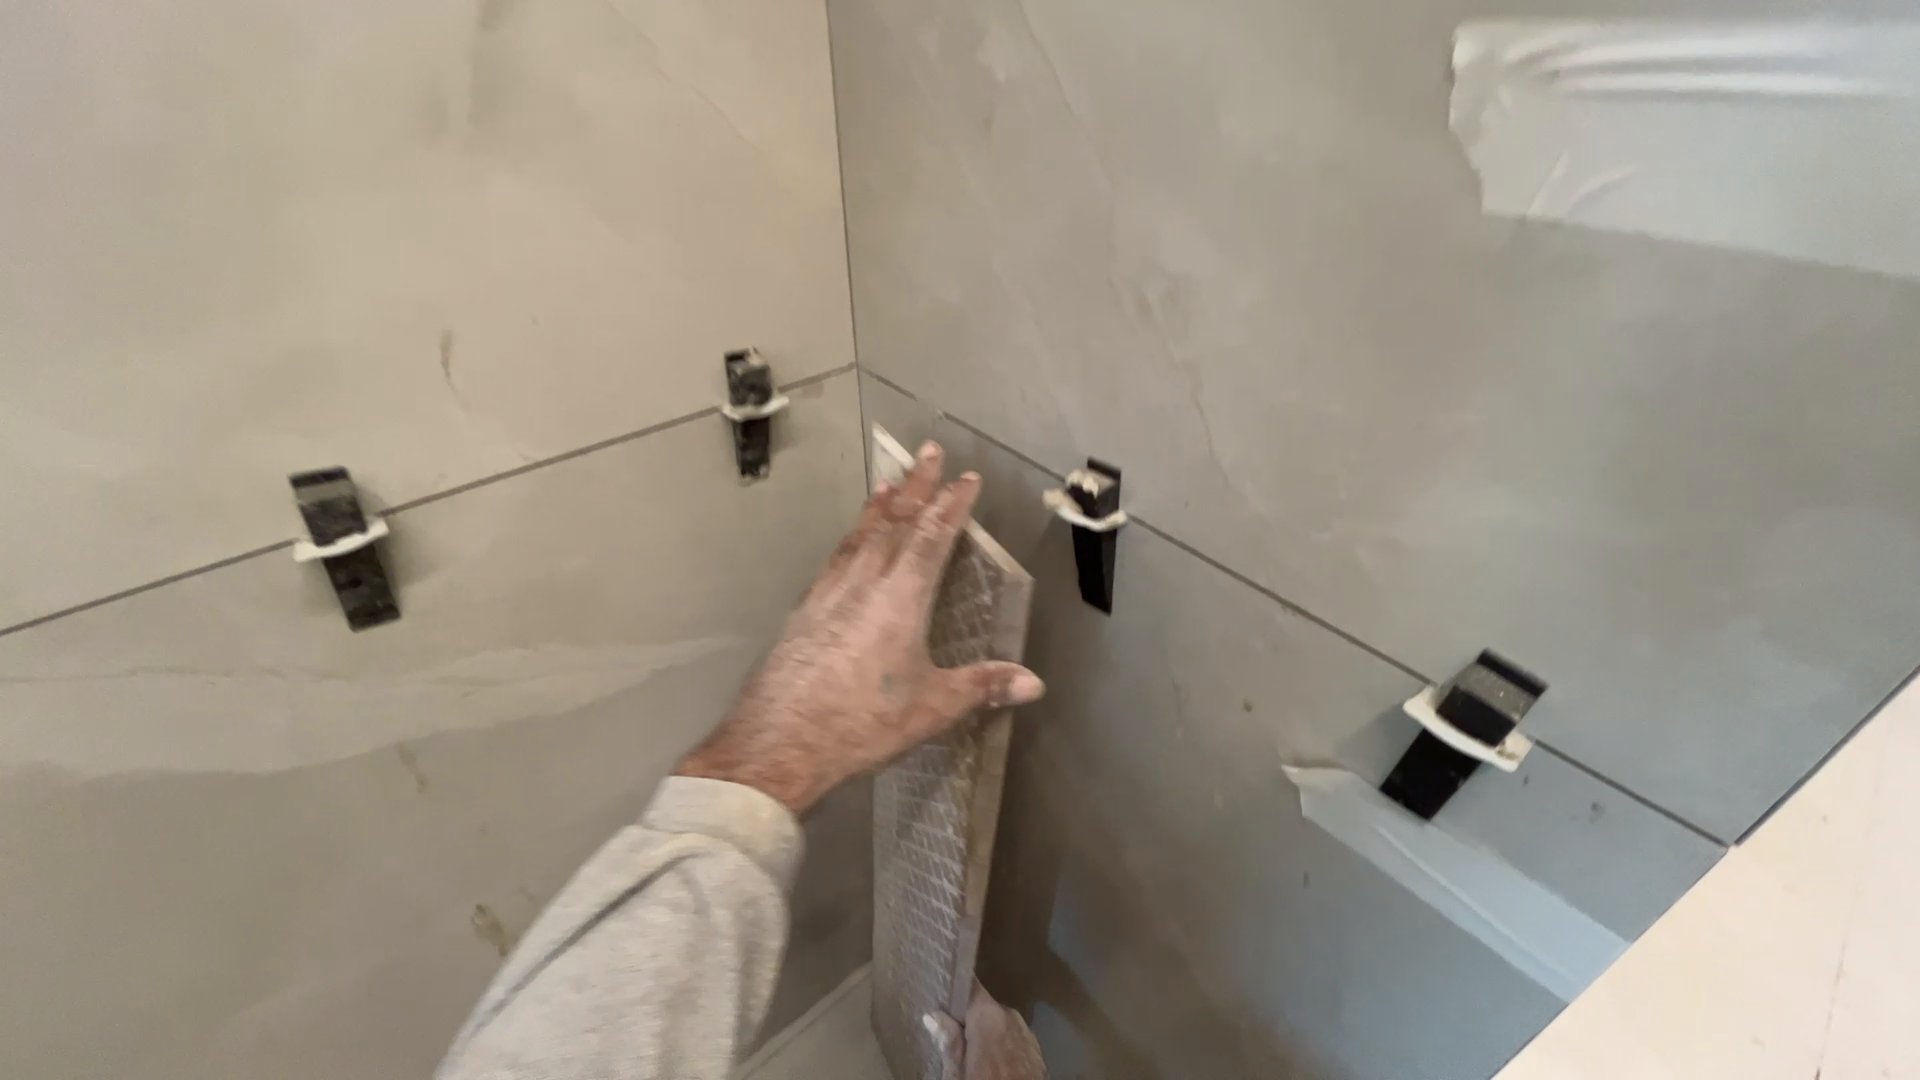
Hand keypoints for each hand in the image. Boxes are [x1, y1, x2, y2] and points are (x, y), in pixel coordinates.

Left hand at [675, 441, 1045, 813]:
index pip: (933, 537)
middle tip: (929, 450)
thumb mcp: (932, 708)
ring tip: (890, 482)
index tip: (965, 477)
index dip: (952, 504)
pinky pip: (836, 556)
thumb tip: (1035, 683)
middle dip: (917, 484)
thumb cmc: (862, 722)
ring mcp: (829, 591)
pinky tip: (850, 541)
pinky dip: (852, 535)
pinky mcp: (806, 607)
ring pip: (860, 534)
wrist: (778, 741)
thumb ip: (982, 687)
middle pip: (895, 521)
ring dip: (880, 504)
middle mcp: (865, 581)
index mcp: (901, 596)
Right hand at [925, 980, 1047, 1079]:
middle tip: (949, 1032)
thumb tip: (934, 1015)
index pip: (971, 985)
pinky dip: (1001, 1047)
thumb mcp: (958, 1076)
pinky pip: (1012, 1040)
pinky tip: (992, 1066)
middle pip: (984, 1008)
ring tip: (970, 1053)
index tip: (941, 987)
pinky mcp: (1037, 1053)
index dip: (955, 985)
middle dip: (968, 1019)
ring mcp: (1028, 1034)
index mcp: (989, 1016)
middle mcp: (1011, 1016)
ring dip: (985, 1035)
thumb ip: (948, 1043)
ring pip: (999, 1025)